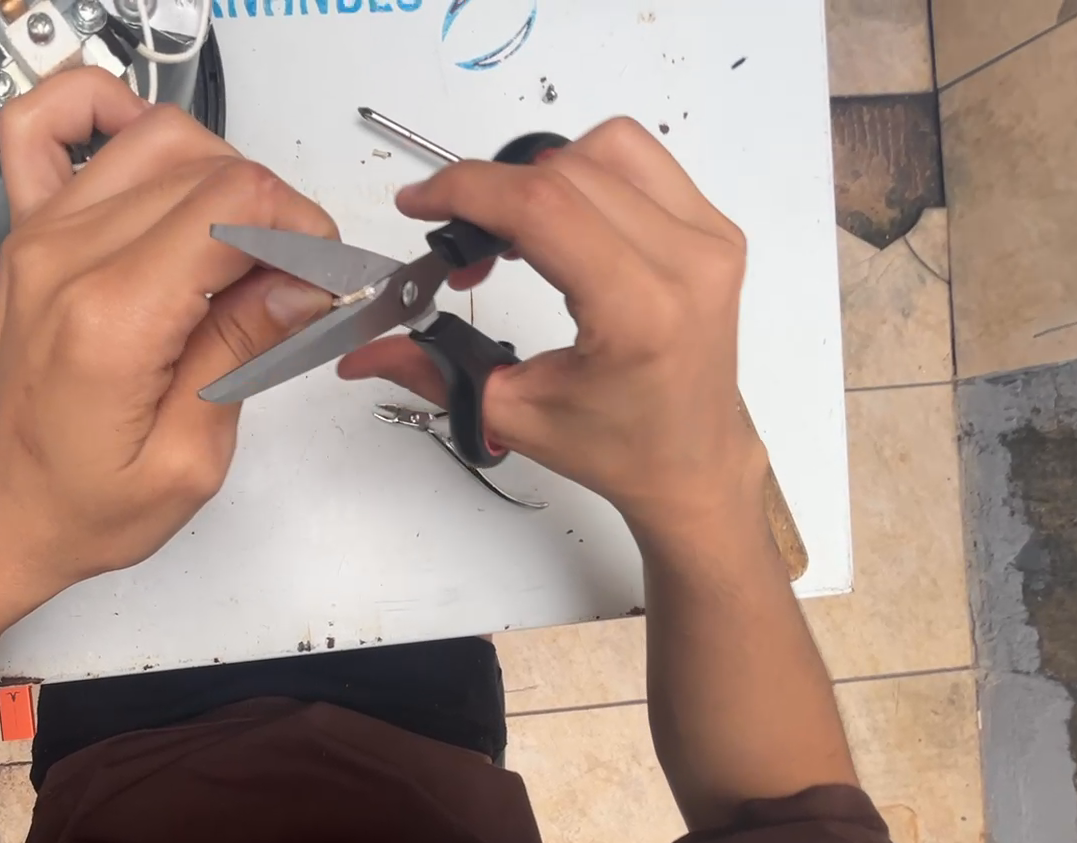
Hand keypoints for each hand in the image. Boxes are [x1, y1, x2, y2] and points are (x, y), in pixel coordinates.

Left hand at [0, 69, 336, 619]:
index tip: (321, 279)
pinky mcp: (29, 239)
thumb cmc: (85, 505)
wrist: (10, 513)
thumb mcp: (190, 461)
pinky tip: (150, 158)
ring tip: (239, 245)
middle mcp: (68, 260)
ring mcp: (41, 239)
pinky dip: (103, 110)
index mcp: (113, 321)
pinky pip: (47, 126)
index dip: (301, 232)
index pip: (236, 208)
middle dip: (275, 216)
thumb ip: (243, 355)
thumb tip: (298, 282)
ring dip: (221, 178)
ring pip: (157, 139)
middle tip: (291, 281)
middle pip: (209, 170)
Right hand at [339, 118, 765, 545]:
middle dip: (490, 192)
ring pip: (604, 149)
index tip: (420, 203)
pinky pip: (637, 162)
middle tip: (457, 245)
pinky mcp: (713, 228)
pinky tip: (553, 225)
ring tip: (506, 237)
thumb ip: (428, 370)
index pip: (543, 208)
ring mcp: (708, 237)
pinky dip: (579, 176)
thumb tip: (363, 354)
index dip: (467, 191)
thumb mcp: (507, 412)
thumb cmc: (614, 446)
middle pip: (564, 171)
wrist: (688, 459)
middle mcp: (685, 261)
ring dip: (537, 178)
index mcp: (636, 313)